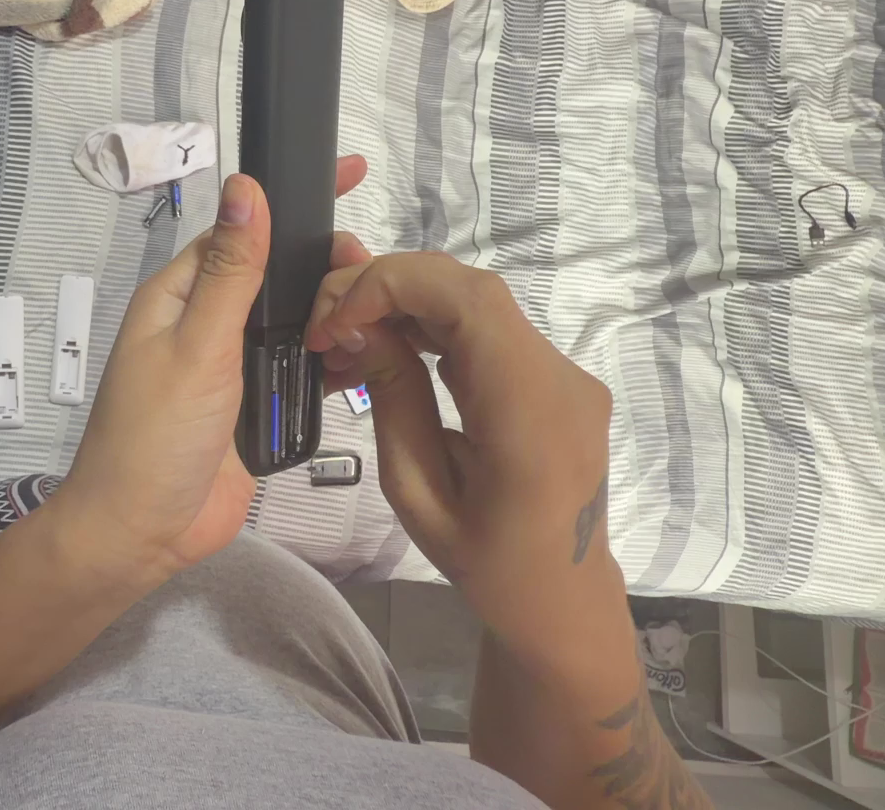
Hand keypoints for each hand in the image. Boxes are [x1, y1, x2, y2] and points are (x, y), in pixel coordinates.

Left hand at [53, 156, 368, 579]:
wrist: (144, 531)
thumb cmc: (156, 433)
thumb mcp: (197, 344)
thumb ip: (229, 271)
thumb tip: (245, 185)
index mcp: (179, 295)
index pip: (239, 230)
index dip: (289, 203)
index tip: (347, 175)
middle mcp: (205, 322)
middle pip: (272, 275)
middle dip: (321, 263)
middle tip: (374, 266)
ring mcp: (231, 365)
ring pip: (290, 321)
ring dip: (331, 309)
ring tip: (384, 305)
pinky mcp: (254, 405)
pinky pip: (297, 368)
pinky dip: (331, 357)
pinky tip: (372, 351)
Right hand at [305, 251, 618, 656]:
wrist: (562, 598)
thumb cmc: (485, 562)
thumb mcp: (415, 489)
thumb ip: (392, 397)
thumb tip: (358, 326)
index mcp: (530, 413)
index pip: (467, 300)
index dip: (389, 286)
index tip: (331, 324)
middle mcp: (558, 376)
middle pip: (465, 287)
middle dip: (381, 286)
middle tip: (321, 324)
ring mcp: (560, 372)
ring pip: (468, 299)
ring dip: (395, 304)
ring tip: (339, 341)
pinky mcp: (547, 375)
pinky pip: (478, 327)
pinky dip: (419, 324)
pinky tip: (379, 349)